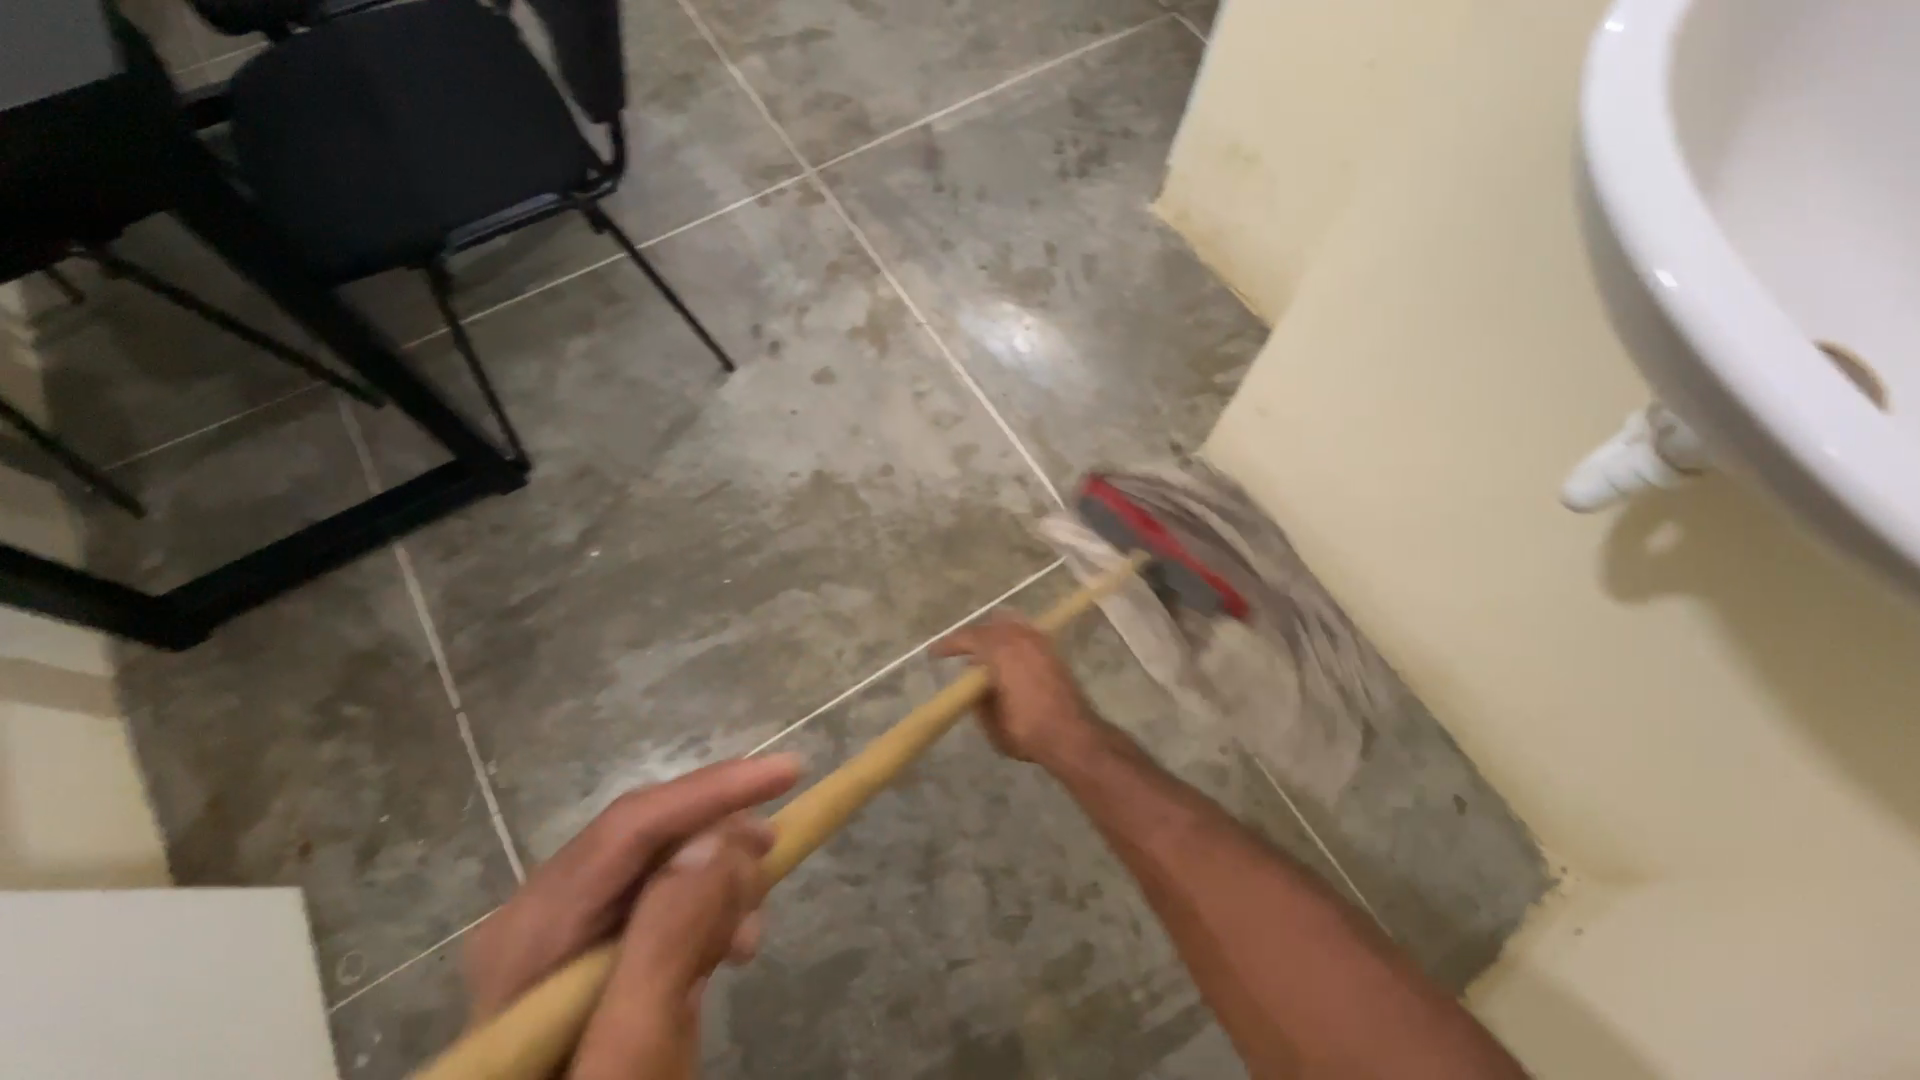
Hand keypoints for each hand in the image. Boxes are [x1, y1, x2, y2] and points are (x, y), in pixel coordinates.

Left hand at [463, 756, 801, 1076]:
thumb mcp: (632, 1057)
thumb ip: (667, 946)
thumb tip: (716, 840)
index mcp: (530, 937)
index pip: (627, 829)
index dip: (711, 791)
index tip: (791, 771)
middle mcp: (538, 919)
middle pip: (644, 839)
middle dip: (718, 839)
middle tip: (776, 858)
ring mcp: (562, 939)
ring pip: (659, 864)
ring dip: (717, 880)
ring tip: (748, 936)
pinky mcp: (592, 959)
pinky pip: (662, 901)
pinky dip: (706, 912)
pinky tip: (726, 948)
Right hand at [933, 617, 1104, 769]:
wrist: (1073, 736)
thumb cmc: (1027, 731)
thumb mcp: (991, 722)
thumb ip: (979, 701)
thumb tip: (977, 689)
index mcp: (1002, 651)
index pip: (969, 637)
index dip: (949, 644)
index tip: (935, 653)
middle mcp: (1021, 639)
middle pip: (990, 626)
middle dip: (972, 637)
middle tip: (959, 652)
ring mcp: (1041, 643)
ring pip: (1011, 626)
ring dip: (994, 636)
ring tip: (982, 653)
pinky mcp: (1054, 653)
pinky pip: (1026, 635)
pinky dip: (1012, 641)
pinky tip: (1008, 658)